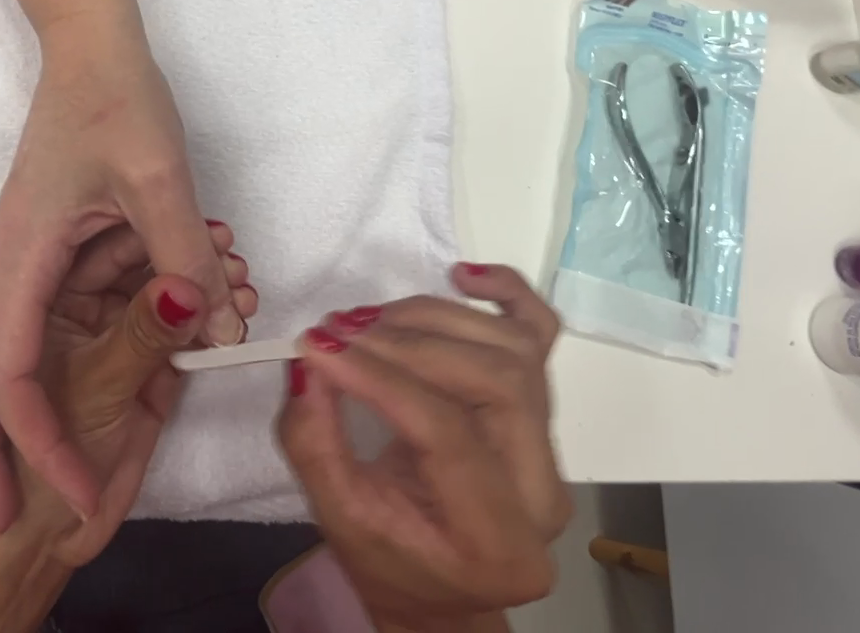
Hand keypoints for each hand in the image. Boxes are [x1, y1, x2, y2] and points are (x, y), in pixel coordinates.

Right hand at [0, 29, 251, 531]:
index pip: (13, 369)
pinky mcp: (35, 242)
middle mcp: (4, 261)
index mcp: (25, 254)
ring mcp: (14, 251)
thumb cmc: (118, 103)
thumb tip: (217, 336)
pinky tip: (51, 388)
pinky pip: (20, 316)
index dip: (39, 440)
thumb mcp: (160, 182)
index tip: (78, 496)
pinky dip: (25, 365)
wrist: (89, 48)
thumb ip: (185, 260)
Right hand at [278, 263, 568, 631]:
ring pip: (515, 349)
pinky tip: (461, 274)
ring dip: (433, 318)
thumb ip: (313, 440)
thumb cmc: (385, 558)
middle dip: (406, 344)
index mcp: (498, 538)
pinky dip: (508, 294)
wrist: (437, 585)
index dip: (378, 378)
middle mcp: (542, 489)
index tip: (315, 346)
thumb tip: (310, 360)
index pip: (448, 433)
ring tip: (366, 318)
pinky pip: (539, 336)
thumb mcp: (333, 513)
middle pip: (496, 381)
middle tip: (337, 331)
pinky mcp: (538, 412)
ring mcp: (549, 447)